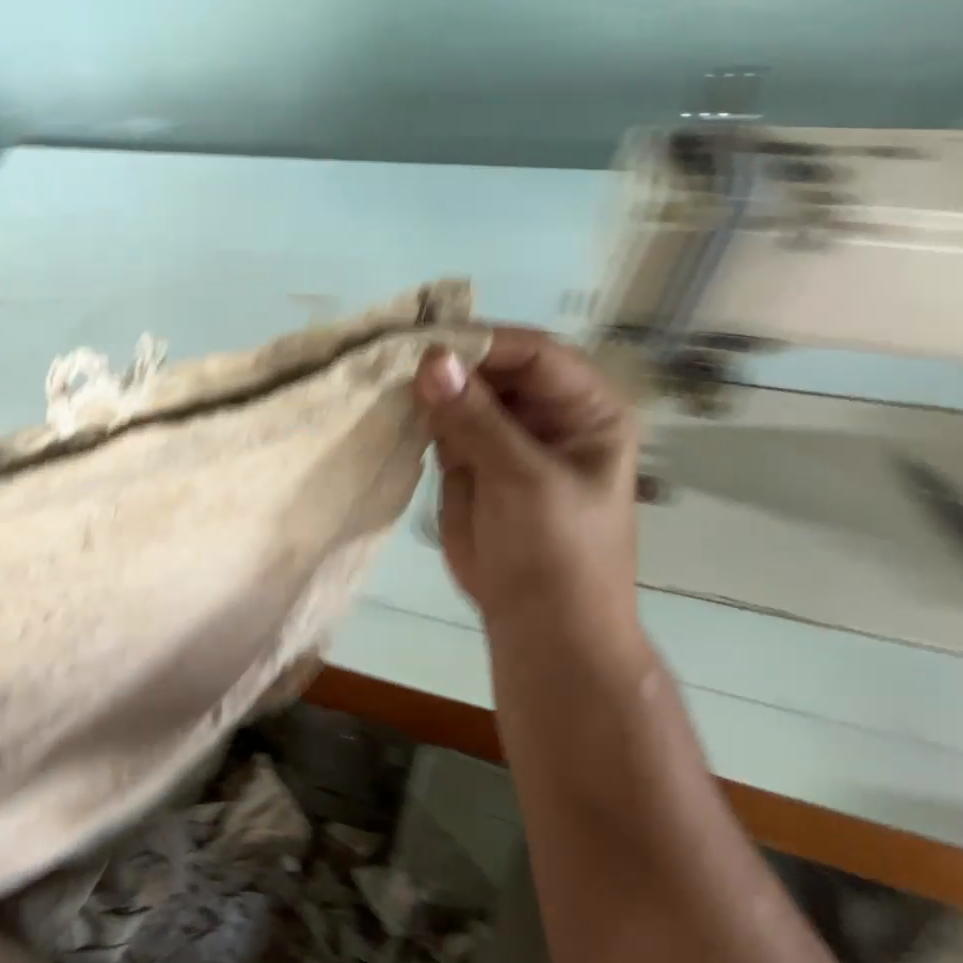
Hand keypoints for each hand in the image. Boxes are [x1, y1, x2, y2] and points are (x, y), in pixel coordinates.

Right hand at [413, 329, 640, 638]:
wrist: (539, 620)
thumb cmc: (555, 548)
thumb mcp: (522, 477)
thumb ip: (475, 417)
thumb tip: (429, 358)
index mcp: (584, 409)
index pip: (533, 353)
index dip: (482, 342)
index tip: (423, 344)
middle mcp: (544, 414)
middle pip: (492, 367)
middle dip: (447, 362)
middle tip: (388, 358)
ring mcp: (502, 438)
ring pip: (460, 393)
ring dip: (424, 387)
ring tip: (378, 377)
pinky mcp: (467, 461)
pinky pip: (438, 424)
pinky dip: (413, 415)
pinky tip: (384, 407)